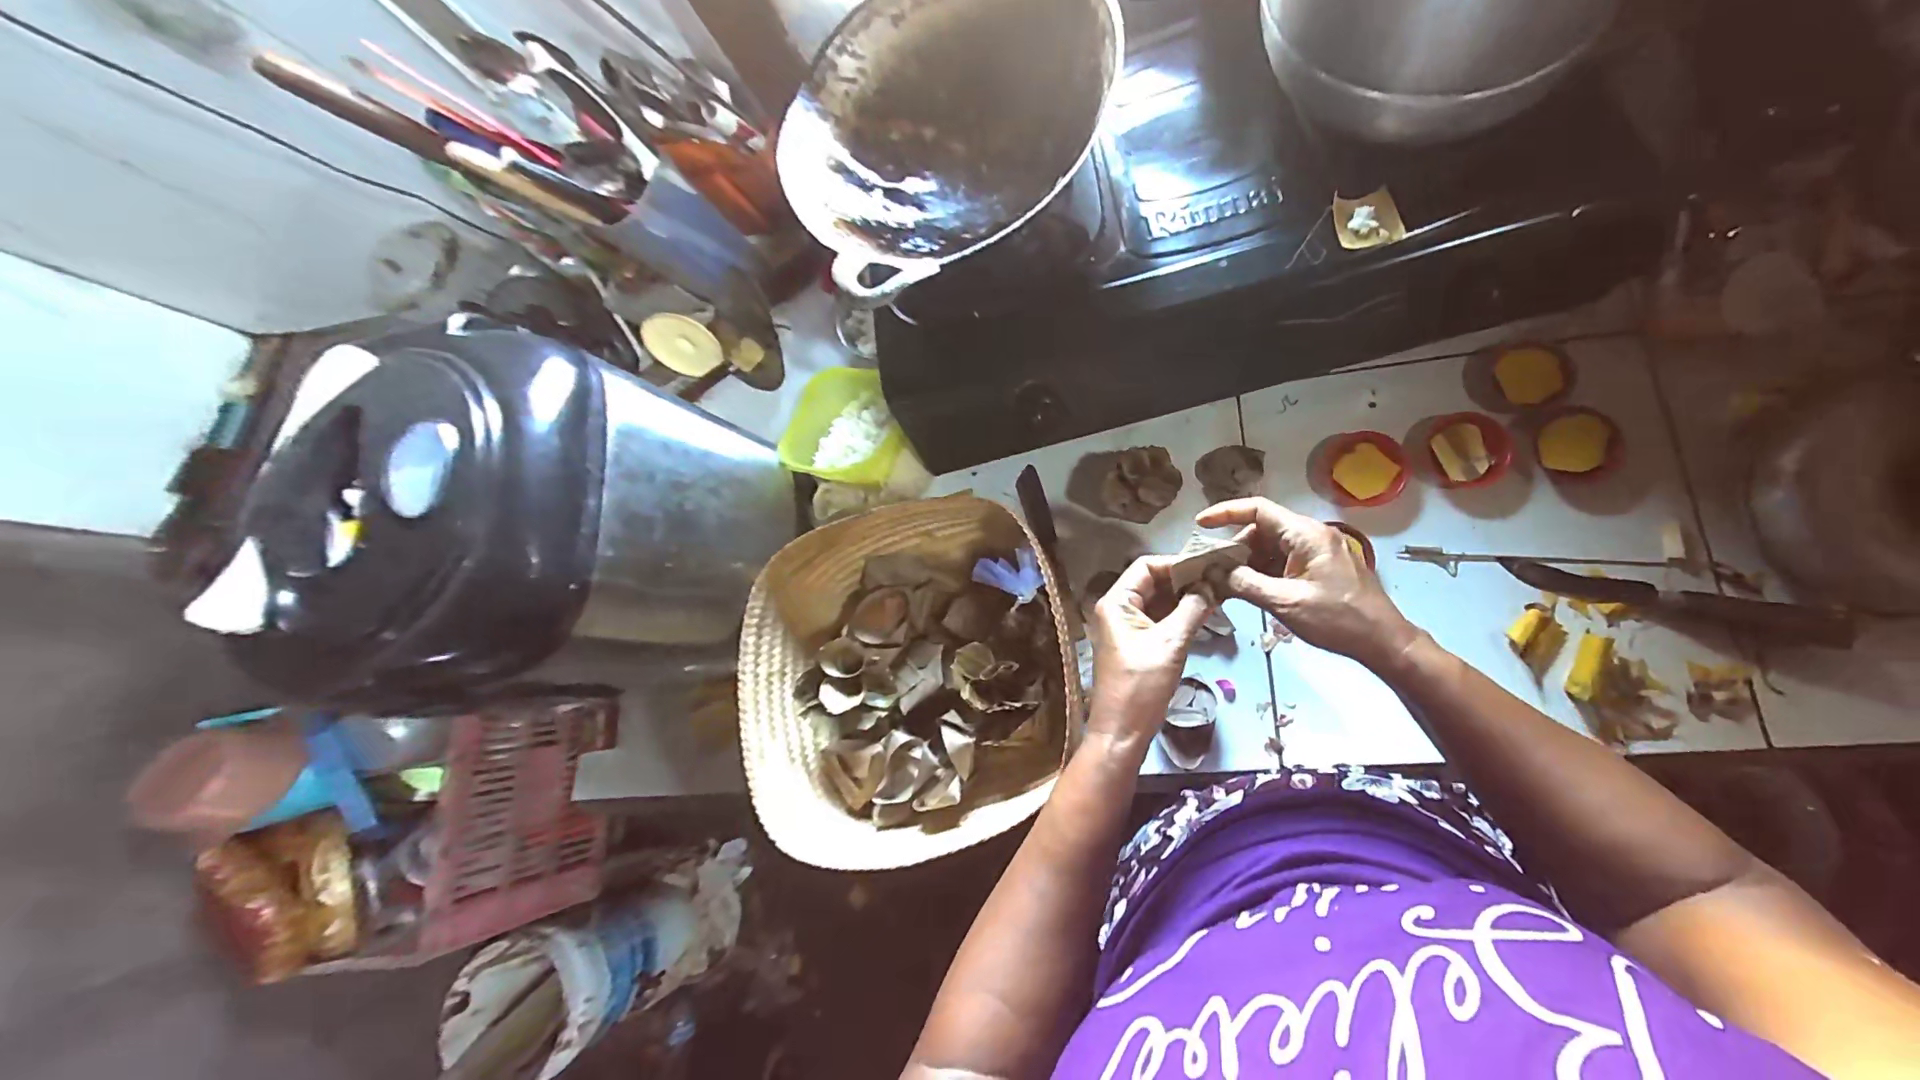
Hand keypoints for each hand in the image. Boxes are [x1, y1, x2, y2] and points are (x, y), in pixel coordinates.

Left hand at [1087, 556, 1211, 743]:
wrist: (1121, 731)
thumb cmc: (1141, 686)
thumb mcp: (1171, 643)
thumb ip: (1192, 609)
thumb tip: (1212, 584)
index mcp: (1116, 602)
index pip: (1147, 566)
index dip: (1178, 563)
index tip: (1210, 567)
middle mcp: (1117, 608)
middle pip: (1153, 581)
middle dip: (1185, 579)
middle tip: (1220, 579)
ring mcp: (1126, 626)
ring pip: (1158, 600)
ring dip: (1185, 597)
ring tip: (1218, 593)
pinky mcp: (1136, 642)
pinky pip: (1159, 618)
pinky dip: (1180, 614)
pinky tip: (1205, 612)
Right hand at [1195, 497, 1420, 668]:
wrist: (1384, 642)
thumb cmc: (1338, 620)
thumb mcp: (1285, 602)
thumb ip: (1244, 583)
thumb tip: (1212, 572)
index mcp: (1306, 535)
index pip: (1258, 509)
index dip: (1225, 513)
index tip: (1199, 524)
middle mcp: (1312, 535)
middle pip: (1262, 529)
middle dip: (1234, 546)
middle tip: (1211, 567)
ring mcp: (1317, 551)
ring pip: (1270, 546)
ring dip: (1247, 561)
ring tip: (1225, 581)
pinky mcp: (1319, 567)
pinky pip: (1282, 560)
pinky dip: (1262, 571)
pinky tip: (1247, 588)